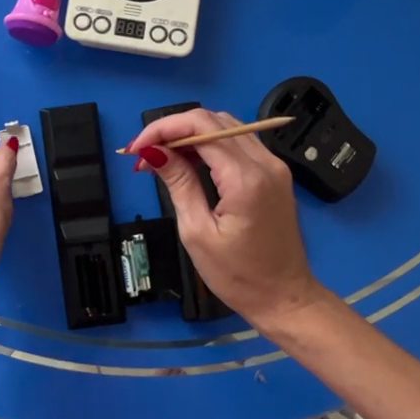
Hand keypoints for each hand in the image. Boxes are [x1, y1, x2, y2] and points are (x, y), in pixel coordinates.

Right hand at [128, 109, 330, 327]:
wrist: (284, 297)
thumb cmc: (238, 276)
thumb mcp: (197, 232)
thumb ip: (179, 184)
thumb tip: (153, 152)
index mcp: (245, 178)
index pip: (201, 127)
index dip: (162, 130)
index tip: (135, 149)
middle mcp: (265, 162)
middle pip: (214, 121)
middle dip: (173, 130)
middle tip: (143, 155)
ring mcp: (274, 166)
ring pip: (227, 127)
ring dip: (191, 135)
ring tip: (161, 158)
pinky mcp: (275, 174)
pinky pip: (239, 144)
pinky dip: (210, 145)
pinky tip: (188, 162)